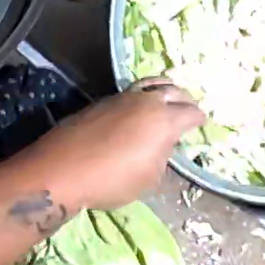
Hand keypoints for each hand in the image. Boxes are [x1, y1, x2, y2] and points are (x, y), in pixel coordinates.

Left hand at [29, 78, 203, 210]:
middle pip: (173, 91)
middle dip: (185, 99)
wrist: (62, 170)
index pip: (191, 113)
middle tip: (189, 107)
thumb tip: (162, 145)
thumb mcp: (149, 178)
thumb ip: (162, 157)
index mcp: (165, 120)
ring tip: (167, 95)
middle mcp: (147, 102)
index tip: (202, 123)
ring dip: (163, 89)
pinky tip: (139, 106)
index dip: (199, 119)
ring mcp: (122, 97)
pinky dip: (142, 95)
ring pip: (150, 84)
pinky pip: (131, 92)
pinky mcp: (101, 101)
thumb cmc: (112, 180)